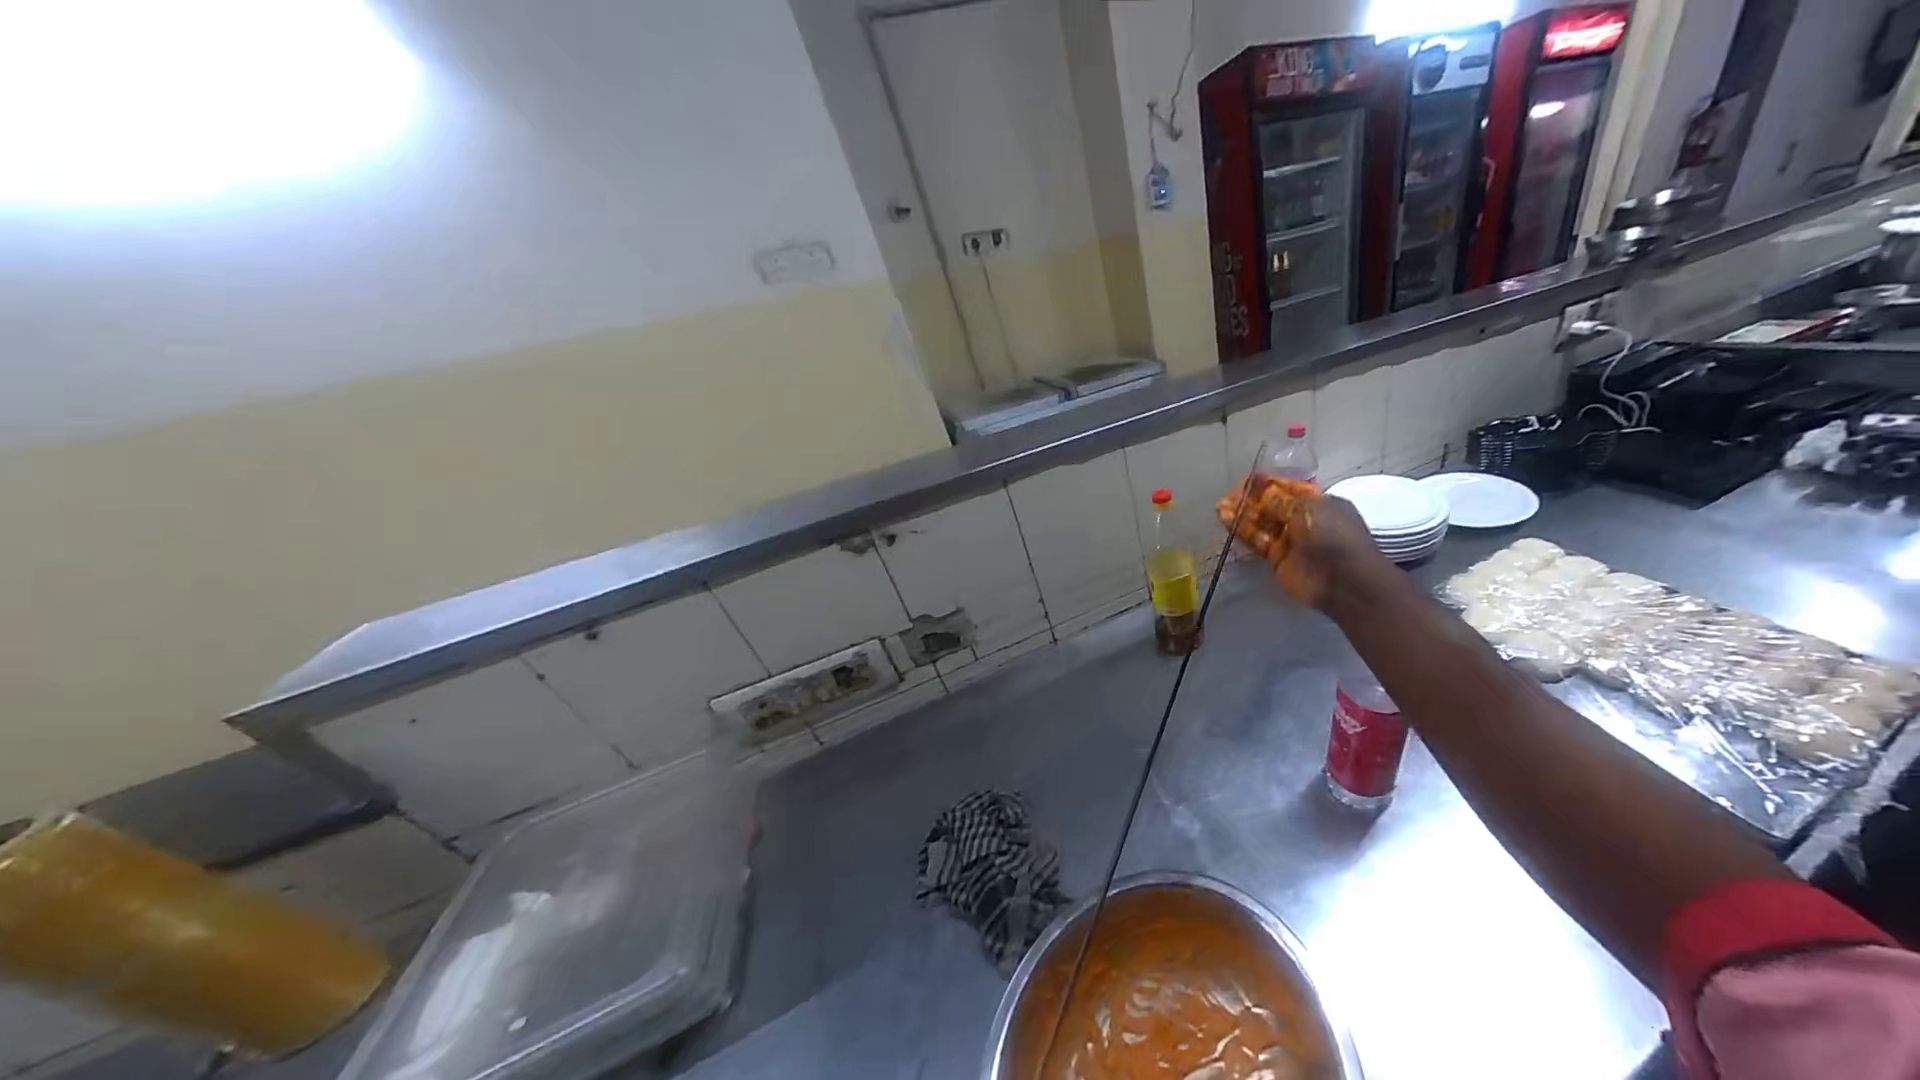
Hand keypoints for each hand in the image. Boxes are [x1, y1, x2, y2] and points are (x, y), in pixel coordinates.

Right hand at [1215, 479, 1392, 610]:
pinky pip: (1257, 540)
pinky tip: (1226, 519)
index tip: (1247, 479)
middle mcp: (1304, 520)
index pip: (1290, 489)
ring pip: (1262, 523)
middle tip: (1230, 494)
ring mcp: (1290, 540)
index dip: (1269, 483)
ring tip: (1221, 505)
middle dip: (1252, 498)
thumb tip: (1262, 490)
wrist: (1344, 582)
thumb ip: (1281, 500)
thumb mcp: (1309, 510)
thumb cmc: (1334, 537)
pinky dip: (1241, 530)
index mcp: (1320, 503)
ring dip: (1242, 513)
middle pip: (1273, 505)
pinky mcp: (1277, 558)